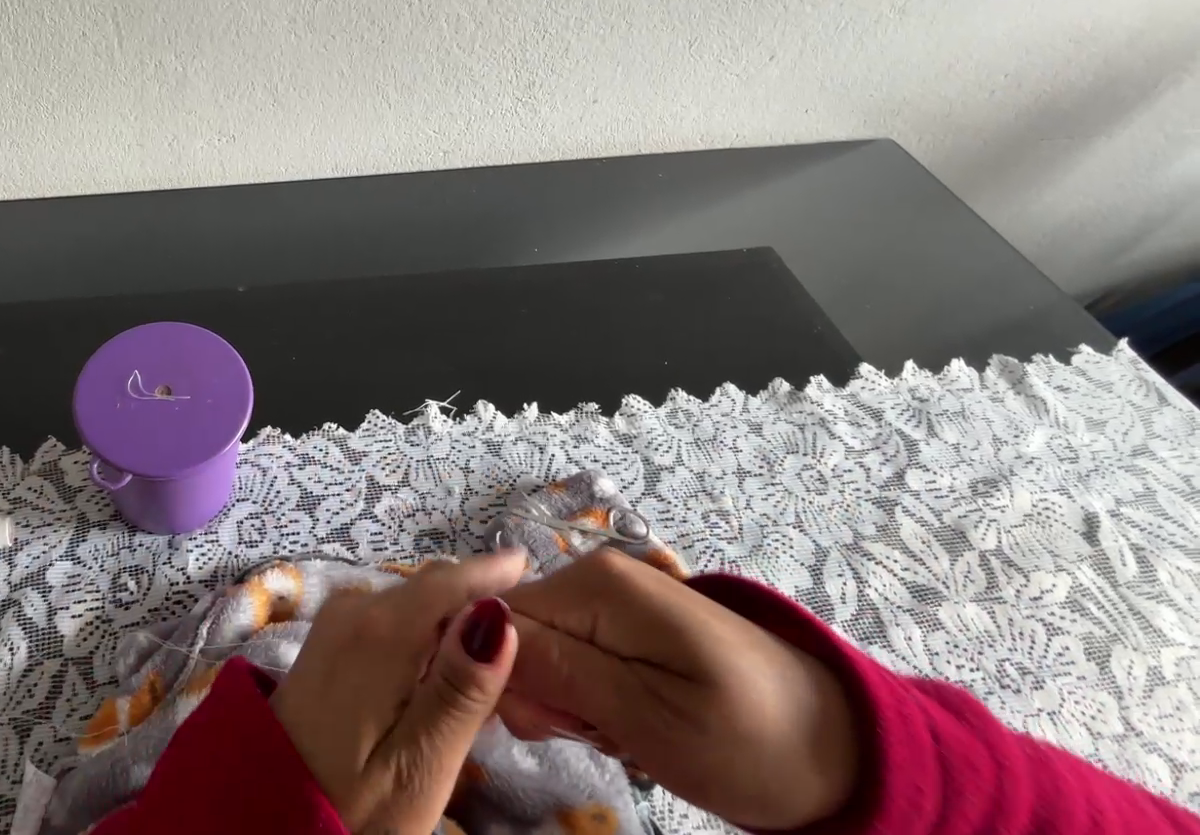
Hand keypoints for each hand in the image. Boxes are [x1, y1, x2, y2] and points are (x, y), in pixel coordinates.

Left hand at [271, 551, 525, 834]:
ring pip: (413, 602)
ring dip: (450, 623)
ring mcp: (337, 618)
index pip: (449, 579)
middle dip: (477, 605)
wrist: (269, 810)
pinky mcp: (329, 636)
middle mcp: (356, 606)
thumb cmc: (353, 799)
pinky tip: (436, 679)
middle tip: (522, 650)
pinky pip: (391, 617)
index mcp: (381, 629)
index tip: (533, 566)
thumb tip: (498, 614)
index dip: (493, 571)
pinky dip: (422, 636)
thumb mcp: (419, 761)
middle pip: (432, 588)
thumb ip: (461, 688)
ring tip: (484, 674)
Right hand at [499, 550, 857, 830]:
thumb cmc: (753, 742)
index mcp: (595, 583)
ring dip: (559, 696)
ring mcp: (609, 592)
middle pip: (513, 629)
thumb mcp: (648, 718)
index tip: (548, 726)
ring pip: (536, 644)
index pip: (496, 619)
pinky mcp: (622, 617)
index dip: (505, 676)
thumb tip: (471, 630)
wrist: (848, 749)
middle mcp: (594, 571)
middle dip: (536, 689)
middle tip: (592, 732)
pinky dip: (580, 691)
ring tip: (613, 729)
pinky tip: (617, 716)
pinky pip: (568, 648)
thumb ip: (557, 671)